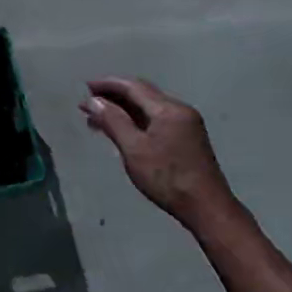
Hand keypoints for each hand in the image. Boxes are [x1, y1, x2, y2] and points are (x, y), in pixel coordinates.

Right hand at [80, 76, 233, 220]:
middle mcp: (179, 110)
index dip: (107, 84)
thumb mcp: (134, 149)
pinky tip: (121, 132)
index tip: (85, 87)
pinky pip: (156, 120)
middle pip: (142, 94)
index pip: (133, 87)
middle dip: (114, 96)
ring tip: (98, 120)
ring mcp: (185, 124)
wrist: (206, 207)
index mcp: (168, 109)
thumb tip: (93, 100)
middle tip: (88, 104)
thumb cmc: (166, 178)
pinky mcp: (186, 138)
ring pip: (148, 108)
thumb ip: (113, 121)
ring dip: (123, 110)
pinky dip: (135, 121)